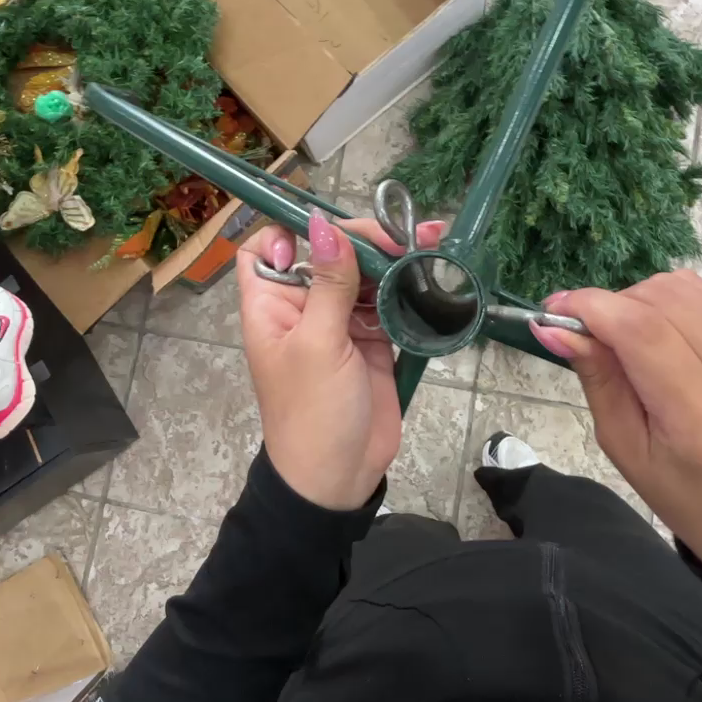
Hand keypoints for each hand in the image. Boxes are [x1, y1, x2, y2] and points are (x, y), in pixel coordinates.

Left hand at [236, 210, 444, 509]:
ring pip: (363, 276)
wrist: (339, 477)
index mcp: (273, 305)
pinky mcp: (373, 340)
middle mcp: (304, 307)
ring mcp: (340, 323)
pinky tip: (433, 268)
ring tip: (430, 239)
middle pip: (330, 254)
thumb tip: (325, 224)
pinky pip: (389, 302)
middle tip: (401, 238)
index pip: (268, 250)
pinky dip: (409, 287)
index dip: (292, 233)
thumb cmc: (313, 412)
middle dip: (363, 239)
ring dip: (394, 258)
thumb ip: (328, 283)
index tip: (331, 231)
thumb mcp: (318, 344)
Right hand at [531, 272, 701, 574]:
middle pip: (662, 301)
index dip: (593, 308)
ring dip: (636, 300)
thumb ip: (597, 378)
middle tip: (582, 330)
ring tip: (619, 335)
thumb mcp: (625, 448)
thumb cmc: (685, 494)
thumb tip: (552, 326)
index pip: (645, 335)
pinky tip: (653, 333)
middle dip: (609, 304)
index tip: (552, 309)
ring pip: (682, 288)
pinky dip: (664, 303)